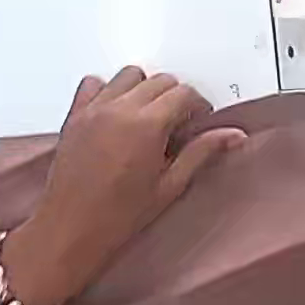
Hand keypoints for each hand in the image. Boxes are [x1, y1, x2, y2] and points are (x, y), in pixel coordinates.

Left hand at [1, 67, 245, 304]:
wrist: (71, 229)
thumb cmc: (121, 215)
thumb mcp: (169, 185)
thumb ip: (201, 152)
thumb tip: (233, 135)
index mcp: (147, 125)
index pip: (183, 93)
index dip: (197, 105)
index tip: (198, 122)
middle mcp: (120, 108)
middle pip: (159, 80)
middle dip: (175, 97)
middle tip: (176, 124)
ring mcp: (94, 109)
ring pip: (129, 76)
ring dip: (143, 88)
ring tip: (146, 117)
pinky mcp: (74, 115)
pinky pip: (93, 83)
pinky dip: (107, 89)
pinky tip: (115, 113)